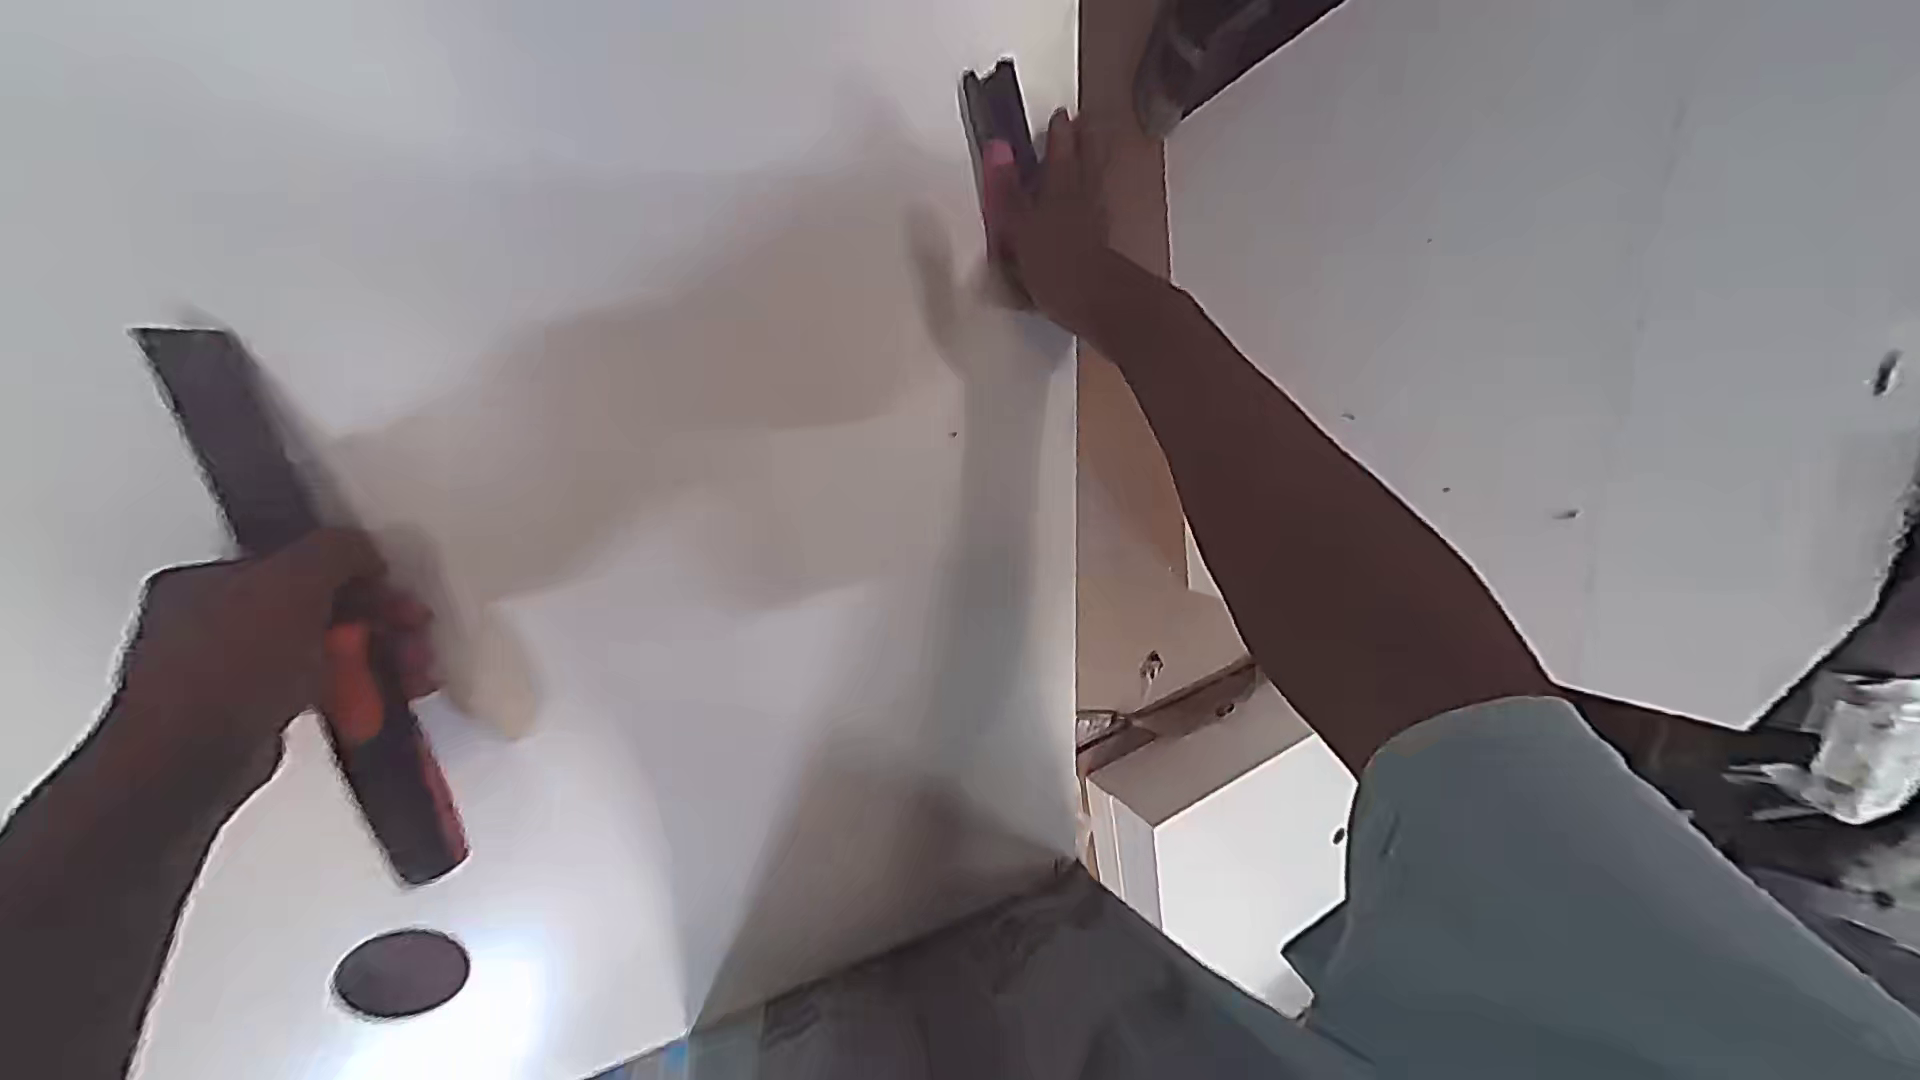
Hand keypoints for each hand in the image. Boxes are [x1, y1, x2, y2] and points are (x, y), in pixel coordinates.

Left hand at [106, 528, 436, 801]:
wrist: (194, 757)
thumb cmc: (232, 669)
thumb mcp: (291, 584)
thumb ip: (334, 551)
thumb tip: (363, 547)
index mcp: (211, 582)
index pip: (307, 565)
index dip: (364, 580)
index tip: (397, 600)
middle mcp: (218, 620)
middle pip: (330, 609)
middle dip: (384, 625)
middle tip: (414, 639)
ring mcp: (237, 666)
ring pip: (334, 649)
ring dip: (384, 658)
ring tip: (411, 676)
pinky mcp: (259, 705)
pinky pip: (326, 684)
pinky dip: (360, 688)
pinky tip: (383, 696)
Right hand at [982, 109, 1127, 338]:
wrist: (1095, 302)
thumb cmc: (1056, 265)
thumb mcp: (1021, 228)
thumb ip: (1008, 191)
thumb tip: (996, 149)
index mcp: (1061, 190)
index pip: (1059, 151)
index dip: (1057, 133)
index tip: (1059, 115)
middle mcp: (1083, 201)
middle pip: (1085, 164)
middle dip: (1083, 145)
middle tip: (1084, 126)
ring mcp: (1095, 225)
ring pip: (1094, 188)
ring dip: (1092, 171)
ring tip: (1091, 160)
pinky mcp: (1101, 250)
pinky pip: (1095, 217)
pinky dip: (1093, 207)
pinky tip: (1091, 211)